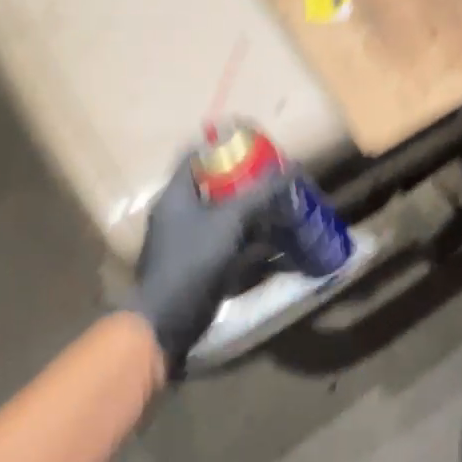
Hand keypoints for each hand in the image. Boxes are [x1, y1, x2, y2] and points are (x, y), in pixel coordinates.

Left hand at [130, 160, 282, 377]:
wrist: (167, 319)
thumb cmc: (193, 259)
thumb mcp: (231, 219)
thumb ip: (261, 192)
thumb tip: (293, 166)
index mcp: (175, 194)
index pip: (196, 155)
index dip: (224, 144)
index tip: (256, 142)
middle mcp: (179, 212)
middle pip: (215, 183)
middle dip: (247, 177)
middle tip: (277, 172)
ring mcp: (188, 239)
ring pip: (224, 212)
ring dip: (252, 206)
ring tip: (283, 199)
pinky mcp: (201, 262)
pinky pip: (229, 238)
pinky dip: (250, 234)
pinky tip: (276, 234)